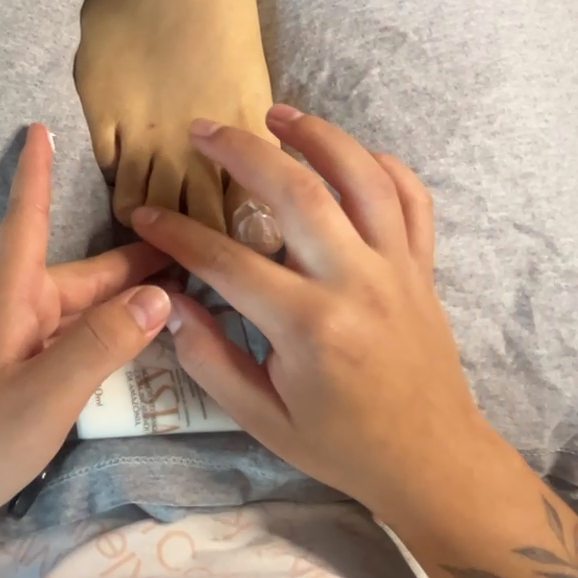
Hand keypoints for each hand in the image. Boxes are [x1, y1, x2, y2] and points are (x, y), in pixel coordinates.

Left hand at [0, 124, 174, 539]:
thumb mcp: (46, 397)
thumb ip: (102, 344)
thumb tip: (158, 294)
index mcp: (7, 299)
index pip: (26, 220)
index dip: (34, 174)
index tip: (37, 127)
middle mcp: (6, 309)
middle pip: (75, 275)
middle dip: (129, 262)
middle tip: (191, 249)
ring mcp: (4, 341)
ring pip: (72, 309)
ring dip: (119, 300)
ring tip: (177, 293)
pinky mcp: (6, 369)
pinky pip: (60, 337)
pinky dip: (98, 332)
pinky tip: (129, 343)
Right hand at [128, 106, 510, 523]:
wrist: (433, 463)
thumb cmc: (340, 445)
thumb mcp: (260, 418)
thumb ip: (208, 358)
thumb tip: (168, 302)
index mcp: (308, 326)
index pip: (225, 261)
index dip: (176, 233)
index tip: (144, 213)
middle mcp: (355, 282)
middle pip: (296, 192)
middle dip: (242, 151)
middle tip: (203, 130)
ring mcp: (396, 268)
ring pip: (361, 178)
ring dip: (317, 136)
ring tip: (276, 113)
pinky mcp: (422, 267)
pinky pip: (412, 199)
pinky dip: (383, 166)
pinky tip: (349, 154)